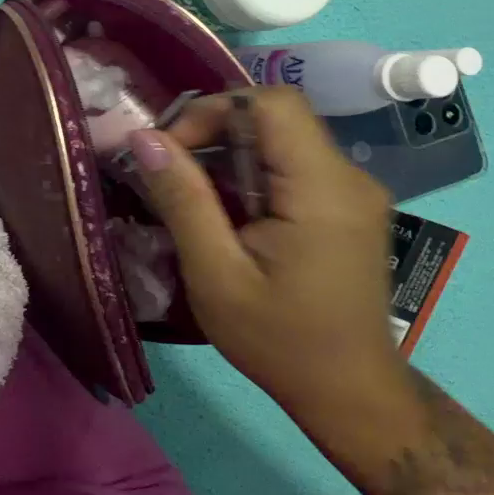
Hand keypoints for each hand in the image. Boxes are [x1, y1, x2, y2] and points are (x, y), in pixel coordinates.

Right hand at [127, 87, 407, 420]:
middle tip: (167, 174)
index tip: (170, 150)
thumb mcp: (214, 272)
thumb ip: (182, 199)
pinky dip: (244, 174)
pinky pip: (287, 165)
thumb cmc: (279, 338)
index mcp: (323, 189)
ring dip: (223, 155)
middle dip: (209, 132)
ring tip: (187, 197)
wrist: (348, 392)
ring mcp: (350, 192)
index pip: (271, 102)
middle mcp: (347, 178)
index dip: (212, 109)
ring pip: (276, 139)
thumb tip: (143, 137)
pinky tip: (220, 214)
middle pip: (272, 117)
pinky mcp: (341, 207)